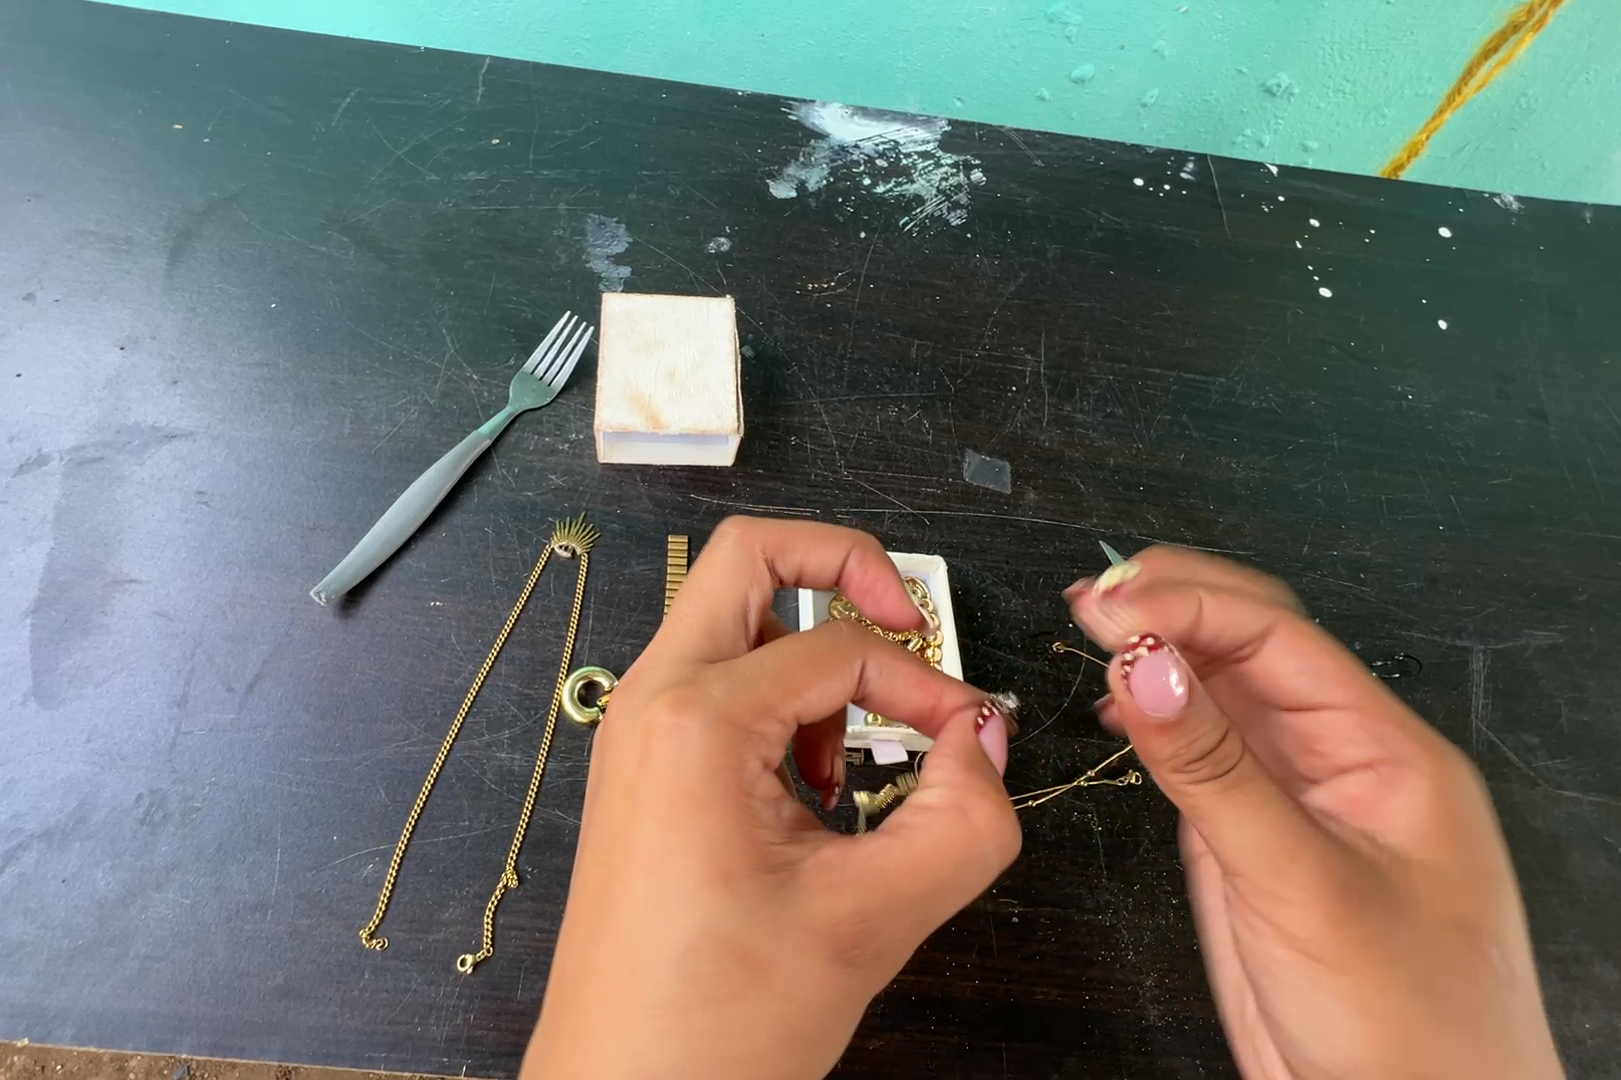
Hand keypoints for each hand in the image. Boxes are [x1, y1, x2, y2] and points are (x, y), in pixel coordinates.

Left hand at [522, 517, 1020, 1079]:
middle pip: (747, 556)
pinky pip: (722, 679)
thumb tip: (980, 736)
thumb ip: (963, 818)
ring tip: (843, 756)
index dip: (921, 682)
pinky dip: (779, 699)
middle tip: (902, 619)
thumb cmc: (714, 1023)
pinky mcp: (647, 754)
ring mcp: (640, 721)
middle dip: (840, 564)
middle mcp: (653, 696)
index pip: (839, 647)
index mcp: (696, 717)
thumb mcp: (871, 918)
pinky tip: (805, 786)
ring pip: (738, 617)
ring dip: (809, 653)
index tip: (964, 732)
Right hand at [1066, 547, 1562, 1079]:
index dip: (1184, 606)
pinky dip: (1147, 705)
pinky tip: (1115, 702)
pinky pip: (1193, 735)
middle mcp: (1333, 749)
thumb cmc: (1399, 1023)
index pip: (1274, 636)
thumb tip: (1137, 664)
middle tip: (1089, 596)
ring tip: (1090, 623)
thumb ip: (1211, 767)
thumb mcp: (1299, 883)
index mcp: (1381, 749)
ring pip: (1217, 681)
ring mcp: (1285, 782)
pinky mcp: (1243, 817)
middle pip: (1251, 637)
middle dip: (1172, 600)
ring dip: (1155, 643)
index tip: (1102, 607)